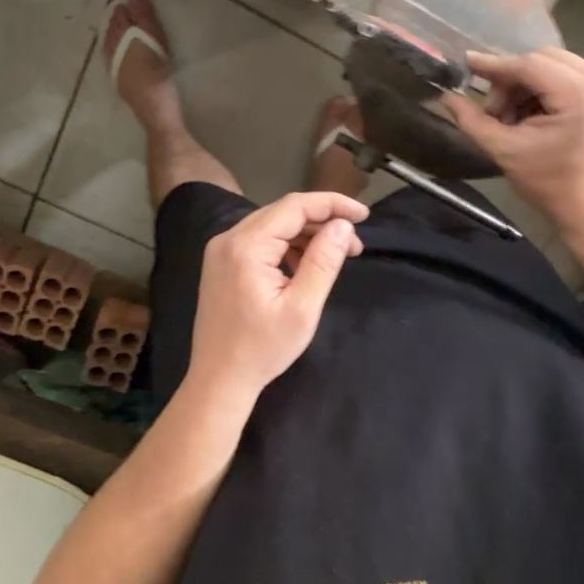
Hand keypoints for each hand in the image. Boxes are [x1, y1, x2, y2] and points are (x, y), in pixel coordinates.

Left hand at [188, 192, 368, 403]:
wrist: (219, 379)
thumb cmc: (262, 349)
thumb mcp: (302, 308)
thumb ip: (323, 262)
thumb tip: (343, 226)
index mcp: (246, 247)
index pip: (294, 207)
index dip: (332, 204)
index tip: (364, 215)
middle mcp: (228, 240)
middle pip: (282, 212)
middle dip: (322, 221)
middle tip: (355, 243)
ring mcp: (220, 252)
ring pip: (271, 226)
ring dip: (305, 235)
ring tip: (336, 256)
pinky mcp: (220, 265)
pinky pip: (258, 242)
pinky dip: (285, 247)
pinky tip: (304, 267)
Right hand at [443, 49, 583, 232]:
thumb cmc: (549, 184)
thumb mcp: (506, 152)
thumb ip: (474, 121)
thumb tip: (447, 97)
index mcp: (581, 94)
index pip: (530, 65)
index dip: (495, 66)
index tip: (466, 63)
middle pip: (544, 59)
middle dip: (512, 81)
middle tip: (494, 112)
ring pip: (555, 65)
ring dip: (527, 86)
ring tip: (513, 118)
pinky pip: (569, 75)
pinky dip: (544, 90)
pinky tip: (533, 115)